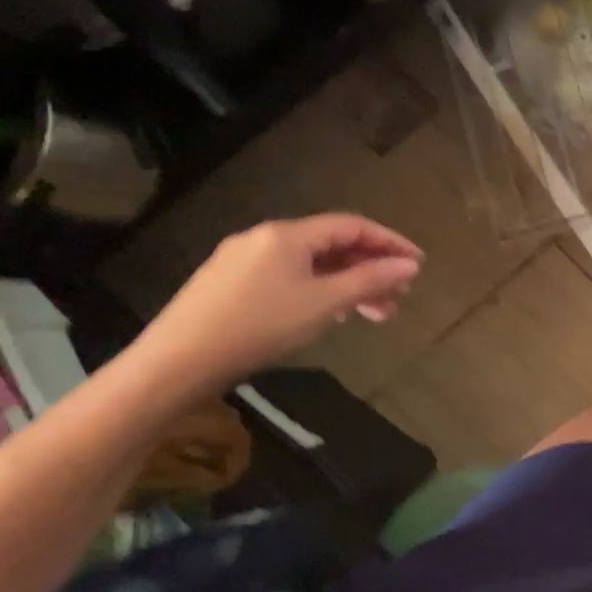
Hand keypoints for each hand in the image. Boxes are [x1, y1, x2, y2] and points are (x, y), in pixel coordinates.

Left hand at [133, 214, 422, 386]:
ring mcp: (242, 262)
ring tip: (371, 314)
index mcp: (287, 235)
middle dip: (370, 269)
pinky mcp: (229, 285)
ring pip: (312, 264)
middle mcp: (264, 239)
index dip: (390, 242)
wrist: (174, 365)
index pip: (353, 226)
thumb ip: (371, 279)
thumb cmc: (258, 326)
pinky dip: (320, 290)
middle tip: (398, 297)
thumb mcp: (325, 303)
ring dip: (348, 284)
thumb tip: (410, 264)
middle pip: (333, 245)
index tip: (418, 264)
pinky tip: (330, 315)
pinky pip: (289, 277)